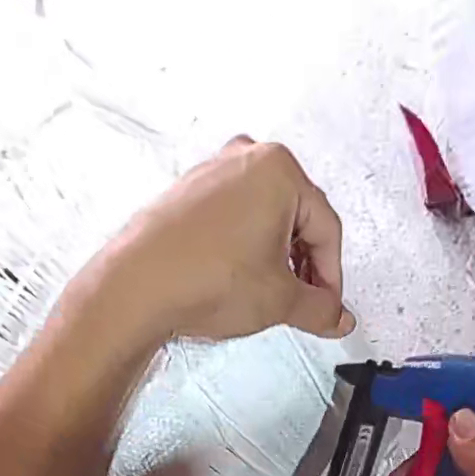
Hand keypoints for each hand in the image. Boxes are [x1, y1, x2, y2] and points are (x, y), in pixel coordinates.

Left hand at [66, 137, 355, 343]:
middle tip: (306, 303)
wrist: (137, 288)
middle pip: (300, 220)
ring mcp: (214, 173)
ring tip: (274, 297)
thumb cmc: (203, 278)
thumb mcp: (281, 301)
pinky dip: (251, 251)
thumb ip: (320, 309)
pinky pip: (239, 221)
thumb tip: (337, 316)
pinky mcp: (191, 194)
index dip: (333, 277)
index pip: (327, 230)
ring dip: (280, 260)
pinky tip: (244, 282)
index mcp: (279, 170)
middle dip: (306, 266)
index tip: (329, 305)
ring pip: (268, 220)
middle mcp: (246, 159)